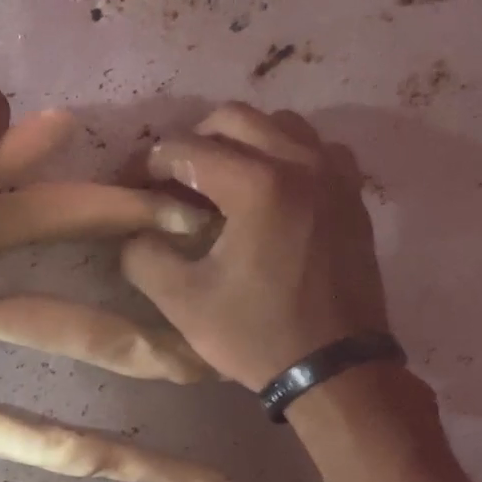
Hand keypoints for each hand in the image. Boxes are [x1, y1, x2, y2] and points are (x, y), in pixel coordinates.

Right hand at [122, 104, 389, 390]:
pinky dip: (278, 155)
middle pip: (237, 119)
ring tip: (212, 185)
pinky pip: (312, 148)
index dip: (151, 163)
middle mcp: (302, 163)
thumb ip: (144, 258)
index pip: (190, 149)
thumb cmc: (251, 332)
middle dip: (193, 142)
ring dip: (238, 143)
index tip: (131, 185)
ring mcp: (334, 174)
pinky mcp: (350, 193)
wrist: (331, 361)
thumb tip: (134, 234)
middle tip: (168, 180)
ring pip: (279, 125)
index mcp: (258, 186)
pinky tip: (258, 195)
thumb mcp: (181, 301)